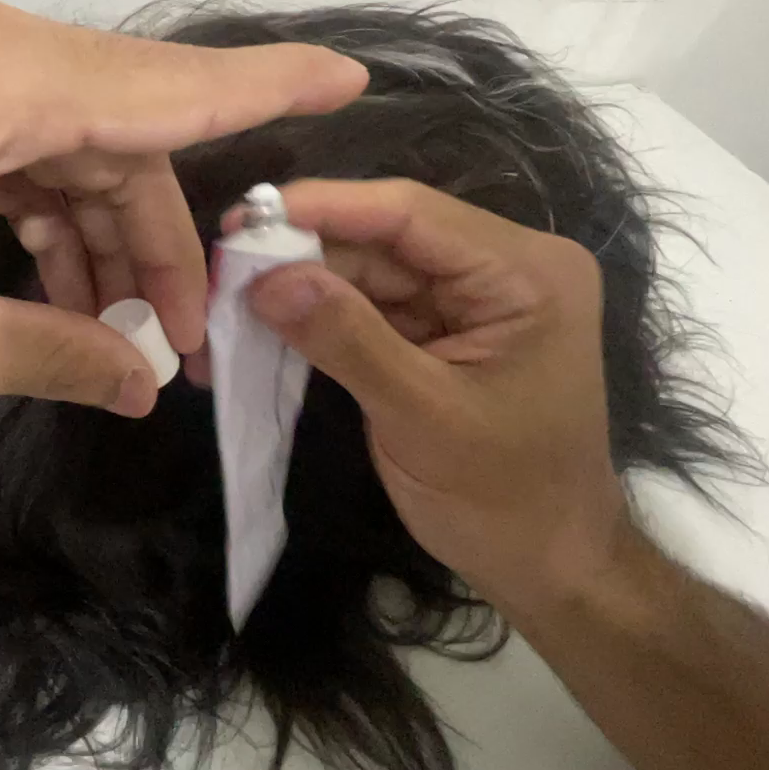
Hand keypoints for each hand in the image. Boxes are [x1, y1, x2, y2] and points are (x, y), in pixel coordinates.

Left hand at [0, 0, 366, 424]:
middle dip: (153, 242)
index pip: (158, 84)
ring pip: (51, 147)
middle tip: (182, 344)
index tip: (345, 80)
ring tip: (123, 339)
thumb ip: (53, 352)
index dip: (264, 89)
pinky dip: (32, 219)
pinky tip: (55, 294)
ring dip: (91, 239)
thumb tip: (139, 385)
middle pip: (105, 135)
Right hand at [238, 178, 626, 605]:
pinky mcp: (437, 326)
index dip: (322, 207)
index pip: (409, 214)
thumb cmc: (503, 498)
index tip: (243, 218)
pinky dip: (315, 313)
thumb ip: (346, 340)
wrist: (546, 562)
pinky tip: (265, 319)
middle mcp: (498, 267)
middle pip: (381, 237)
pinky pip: (366, 304)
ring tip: (228, 294)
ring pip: (365, 268)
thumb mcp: (422, 416)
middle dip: (300, 251)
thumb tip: (266, 280)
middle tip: (222, 266)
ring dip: (299, 283)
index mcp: (523, 272)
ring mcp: (466, 297)